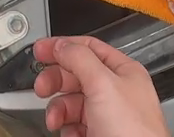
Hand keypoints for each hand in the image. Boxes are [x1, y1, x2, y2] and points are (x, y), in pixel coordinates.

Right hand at [32, 36, 169, 136]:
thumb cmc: (134, 133)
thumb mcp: (102, 84)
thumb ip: (79, 58)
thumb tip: (61, 45)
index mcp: (124, 72)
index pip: (87, 48)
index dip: (62, 46)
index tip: (40, 51)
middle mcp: (117, 92)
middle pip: (76, 75)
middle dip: (55, 80)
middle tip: (41, 87)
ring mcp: (109, 117)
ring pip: (73, 102)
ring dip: (58, 109)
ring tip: (54, 119)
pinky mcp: (101, 136)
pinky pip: (75, 125)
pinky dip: (67, 128)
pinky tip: (70, 133)